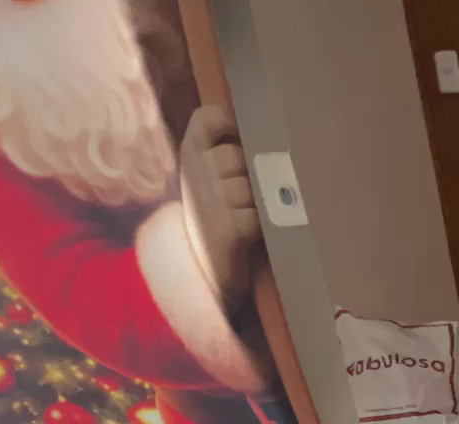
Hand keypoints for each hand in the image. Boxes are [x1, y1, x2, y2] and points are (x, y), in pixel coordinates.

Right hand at [179, 104, 259, 309]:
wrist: (203, 267)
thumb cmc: (216, 218)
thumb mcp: (212, 180)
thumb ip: (226, 154)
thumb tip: (267, 138)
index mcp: (190, 155)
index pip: (208, 119)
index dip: (229, 121)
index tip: (242, 134)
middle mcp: (196, 173)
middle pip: (239, 156)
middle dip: (253, 174)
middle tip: (250, 196)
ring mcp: (210, 201)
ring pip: (252, 187)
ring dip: (261, 203)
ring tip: (251, 216)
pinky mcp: (229, 229)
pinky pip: (260, 215)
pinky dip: (265, 224)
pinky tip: (256, 232)